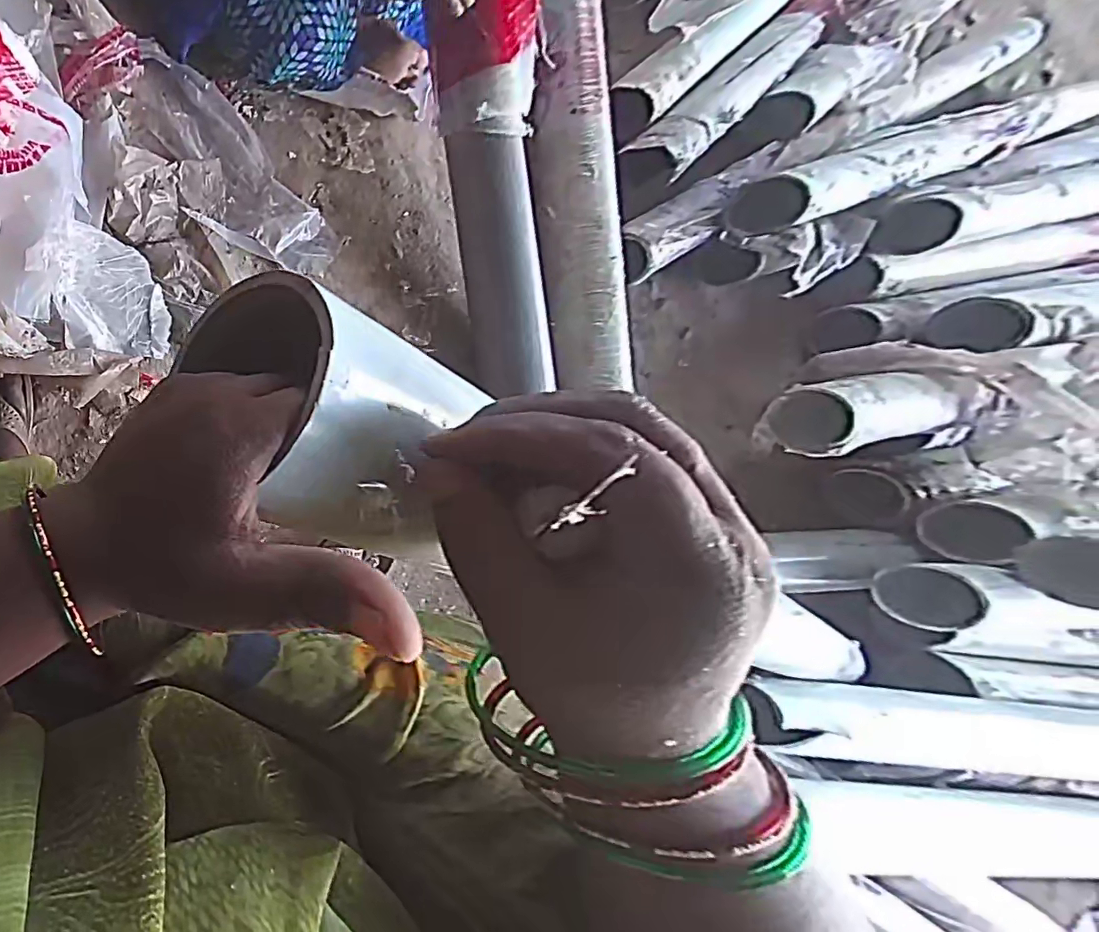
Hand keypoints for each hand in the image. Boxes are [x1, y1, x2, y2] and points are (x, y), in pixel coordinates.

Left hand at [47, 372, 421, 661]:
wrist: (84, 546)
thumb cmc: (163, 567)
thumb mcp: (244, 590)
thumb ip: (324, 595)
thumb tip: (409, 637)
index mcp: (239, 426)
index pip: (323, 402)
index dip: (352, 431)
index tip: (371, 467)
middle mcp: (214, 390)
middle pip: (296, 390)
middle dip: (322, 426)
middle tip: (339, 475)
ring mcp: (187, 386)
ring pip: (263, 387)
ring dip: (286, 420)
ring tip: (299, 467)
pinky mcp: (169, 393)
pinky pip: (231, 389)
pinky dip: (252, 413)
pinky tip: (254, 455)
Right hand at [418, 393, 771, 759]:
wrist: (650, 750)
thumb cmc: (582, 689)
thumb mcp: (513, 612)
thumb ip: (473, 530)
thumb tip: (438, 466)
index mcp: (694, 560)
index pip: (614, 451)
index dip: (521, 434)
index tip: (451, 445)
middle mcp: (731, 528)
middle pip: (633, 422)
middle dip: (535, 418)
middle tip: (467, 438)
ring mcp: (728, 521)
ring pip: (638, 430)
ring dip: (553, 428)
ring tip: (492, 452)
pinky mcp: (704, 523)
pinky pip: (638, 456)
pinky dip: (572, 451)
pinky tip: (529, 474)